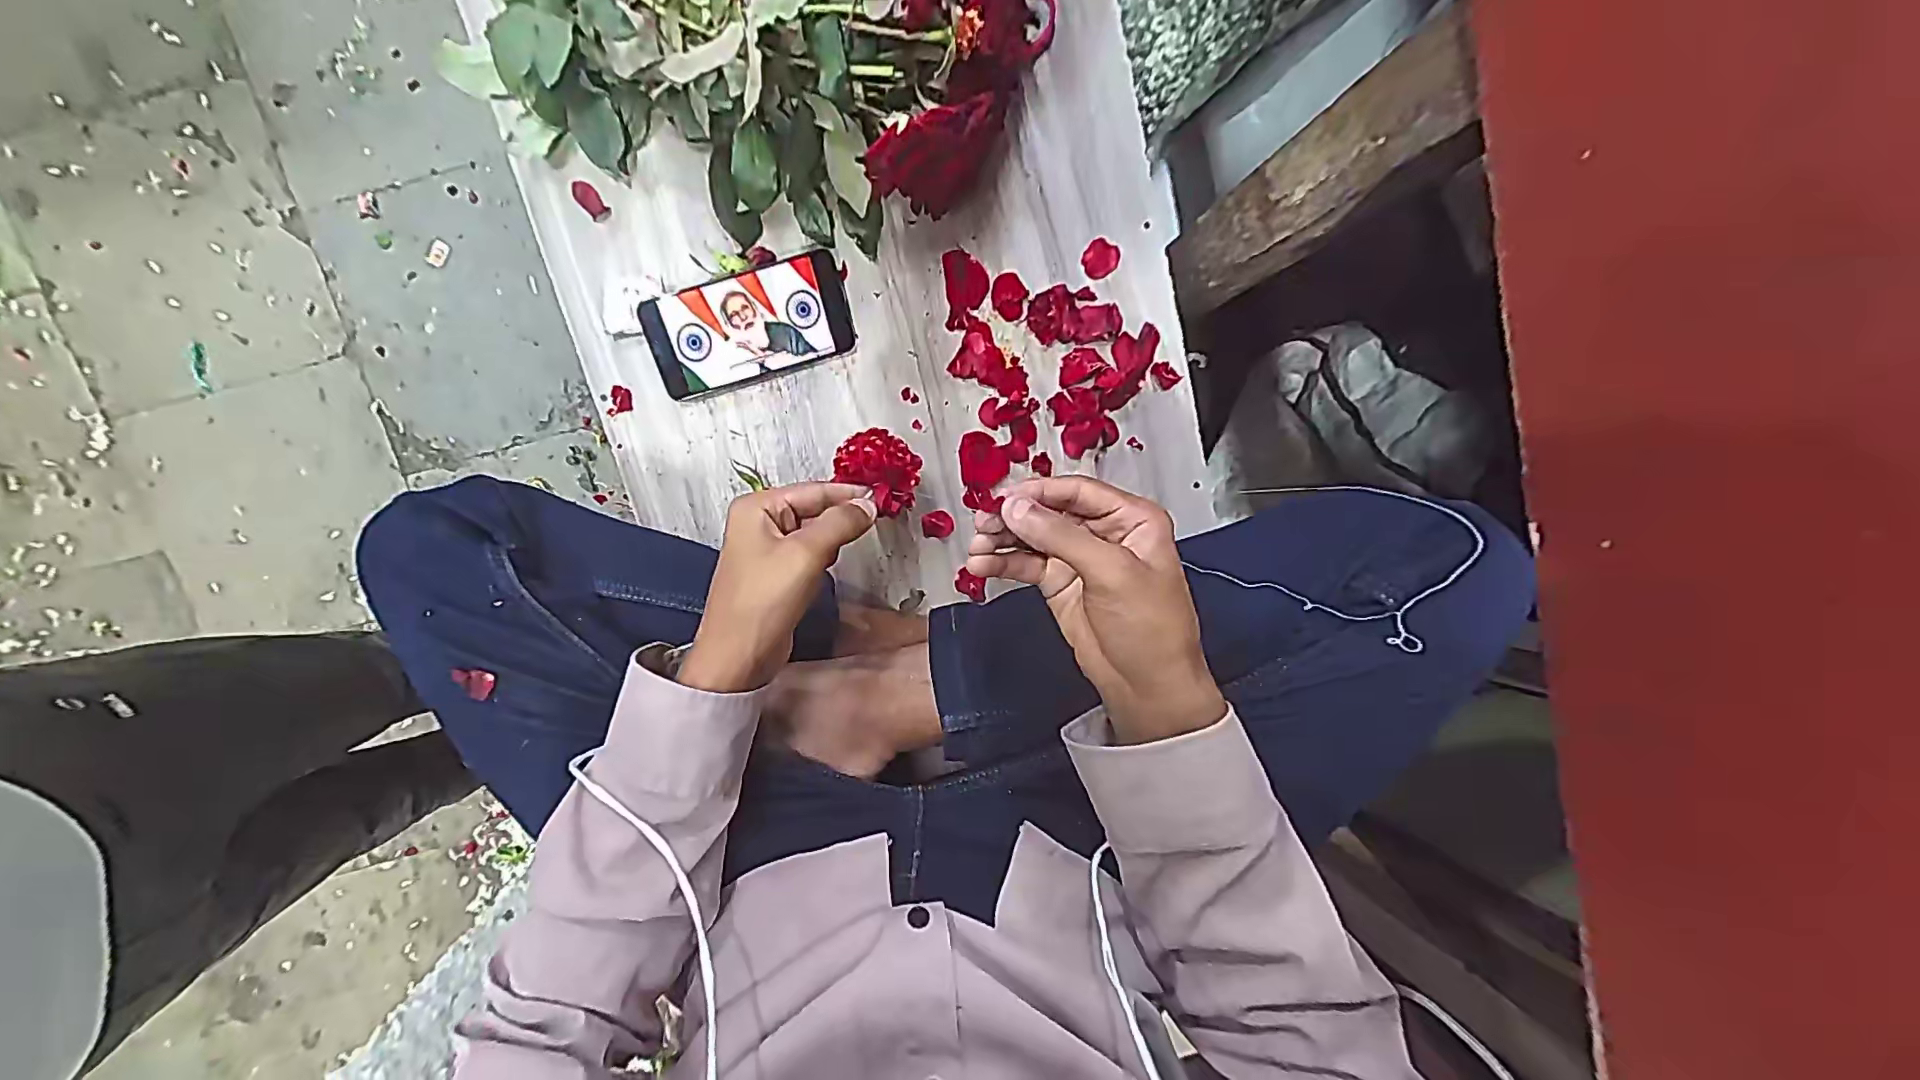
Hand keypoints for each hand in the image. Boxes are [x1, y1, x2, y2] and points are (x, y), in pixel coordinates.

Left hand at [678, 482, 876, 692]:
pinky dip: (826, 554)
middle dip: (843, 514)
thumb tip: (867, 506)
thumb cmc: (761, 602)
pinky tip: (834, 562)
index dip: (848, 493)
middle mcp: (758, 523)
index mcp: (756, 507)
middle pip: (813, 508)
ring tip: (860, 536)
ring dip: (836, 535)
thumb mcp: (806, 553)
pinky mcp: (777, 572)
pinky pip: (809, 552)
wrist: (740, 655)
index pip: (812, 490)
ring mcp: (767, 548)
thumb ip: (840, 523)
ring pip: (814, 531)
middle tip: (877, 517)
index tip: (880, 497)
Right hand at [966, 477, 1226, 743]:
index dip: (1038, 492)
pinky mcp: (1060, 582)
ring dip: (1002, 540)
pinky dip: (1002, 563)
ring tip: (978, 547)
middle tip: (984, 522)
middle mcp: (1104, 533)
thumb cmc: (1154, 630)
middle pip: (1049, 511)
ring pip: (1032, 536)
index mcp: (1132, 519)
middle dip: (1014, 516)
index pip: (1077, 491)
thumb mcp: (1112, 572)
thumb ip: (1061, 537)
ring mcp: (1079, 558)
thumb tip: (1020, 509)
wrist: (1147, 685)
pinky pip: (1025, 564)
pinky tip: (983, 566)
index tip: (1005, 499)